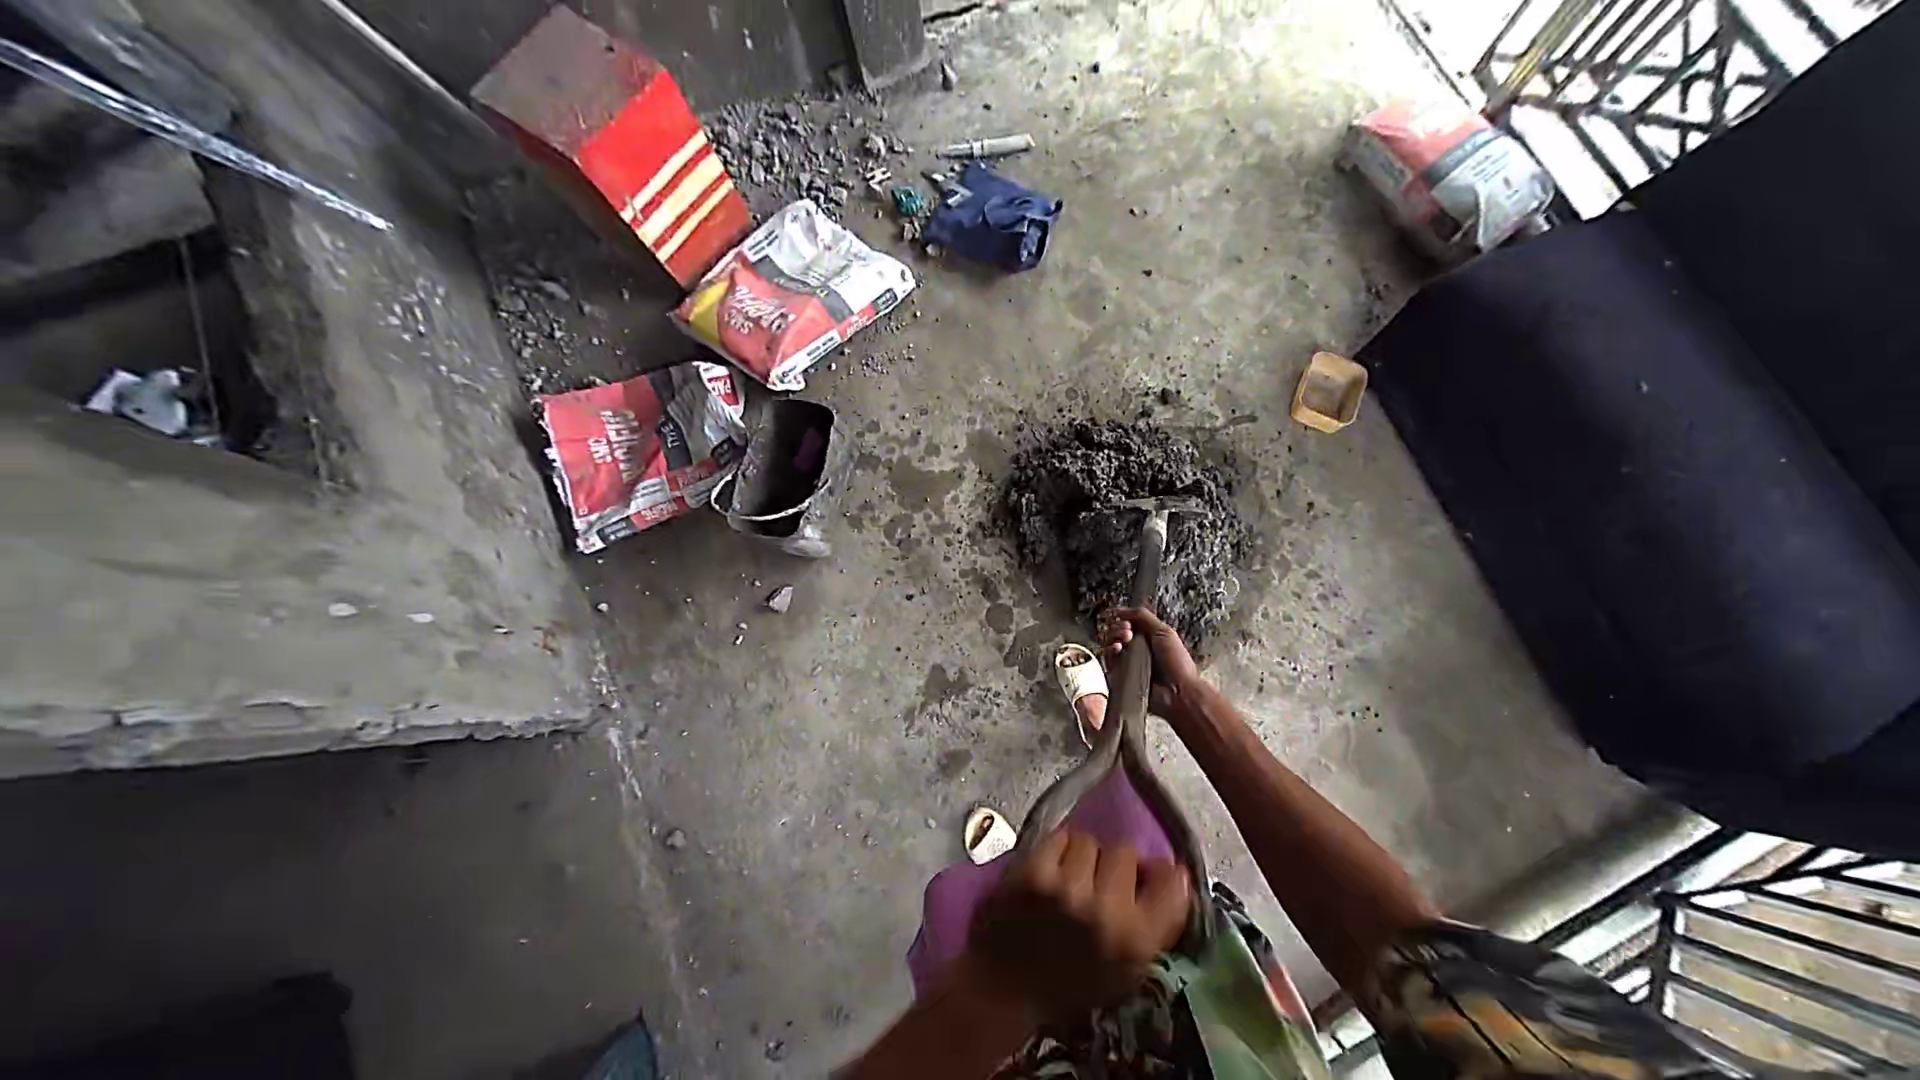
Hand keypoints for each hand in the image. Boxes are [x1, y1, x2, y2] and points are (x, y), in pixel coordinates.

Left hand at [965, 829, 1189, 1021]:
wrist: (1007, 988)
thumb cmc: (1071, 983)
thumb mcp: (1126, 969)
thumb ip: (1153, 922)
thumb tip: (1171, 870)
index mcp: (1136, 942)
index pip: (1172, 884)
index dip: (1161, 873)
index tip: (1149, 875)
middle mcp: (1106, 911)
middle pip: (1125, 852)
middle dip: (1115, 865)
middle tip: (1100, 881)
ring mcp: (1068, 888)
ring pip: (1090, 841)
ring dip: (1084, 857)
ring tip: (1072, 877)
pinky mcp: (1034, 872)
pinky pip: (1060, 838)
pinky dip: (1058, 850)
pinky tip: (1052, 869)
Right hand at [1098, 607, 1208, 722]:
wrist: (1177, 691)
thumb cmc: (1176, 663)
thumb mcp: (1163, 631)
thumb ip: (1142, 616)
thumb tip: (1121, 609)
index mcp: (1148, 638)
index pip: (1127, 623)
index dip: (1123, 618)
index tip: (1123, 616)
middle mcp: (1136, 650)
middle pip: (1116, 632)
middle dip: (1118, 626)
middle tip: (1128, 630)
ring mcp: (1128, 662)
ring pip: (1109, 643)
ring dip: (1114, 636)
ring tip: (1125, 638)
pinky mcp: (1119, 675)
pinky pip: (1108, 660)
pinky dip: (1110, 650)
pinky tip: (1118, 648)